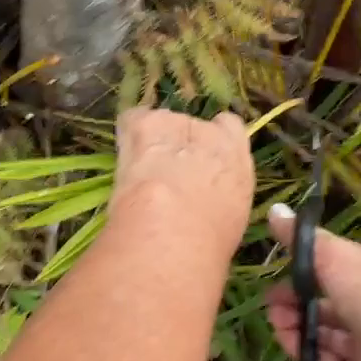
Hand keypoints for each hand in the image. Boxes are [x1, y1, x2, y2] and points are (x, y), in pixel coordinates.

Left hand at [109, 109, 255, 254]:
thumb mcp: (230, 216)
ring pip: (158, 124)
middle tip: (164, 175)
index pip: (229, 128)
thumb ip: (220, 193)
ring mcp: (173, 123)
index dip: (209, 143)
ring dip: (150, 142)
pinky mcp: (141, 125)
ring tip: (141, 173)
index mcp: (236, 154)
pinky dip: (127, 137)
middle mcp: (207, 131)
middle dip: (177, 145)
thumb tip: (205, 199)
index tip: (198, 160)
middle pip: (189, 127)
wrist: (173, 229)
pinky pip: (132, 121)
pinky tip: (125, 161)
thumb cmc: (208, 239)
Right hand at [265, 207, 360, 360]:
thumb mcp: (338, 256)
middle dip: (296, 301)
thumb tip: (275, 209)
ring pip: (329, 337)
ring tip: (276, 324)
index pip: (337, 268)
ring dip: (299, 328)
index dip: (305, 271)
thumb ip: (302, 239)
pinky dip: (311, 358)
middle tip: (270, 304)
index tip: (277, 273)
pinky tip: (292, 348)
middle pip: (329, 304)